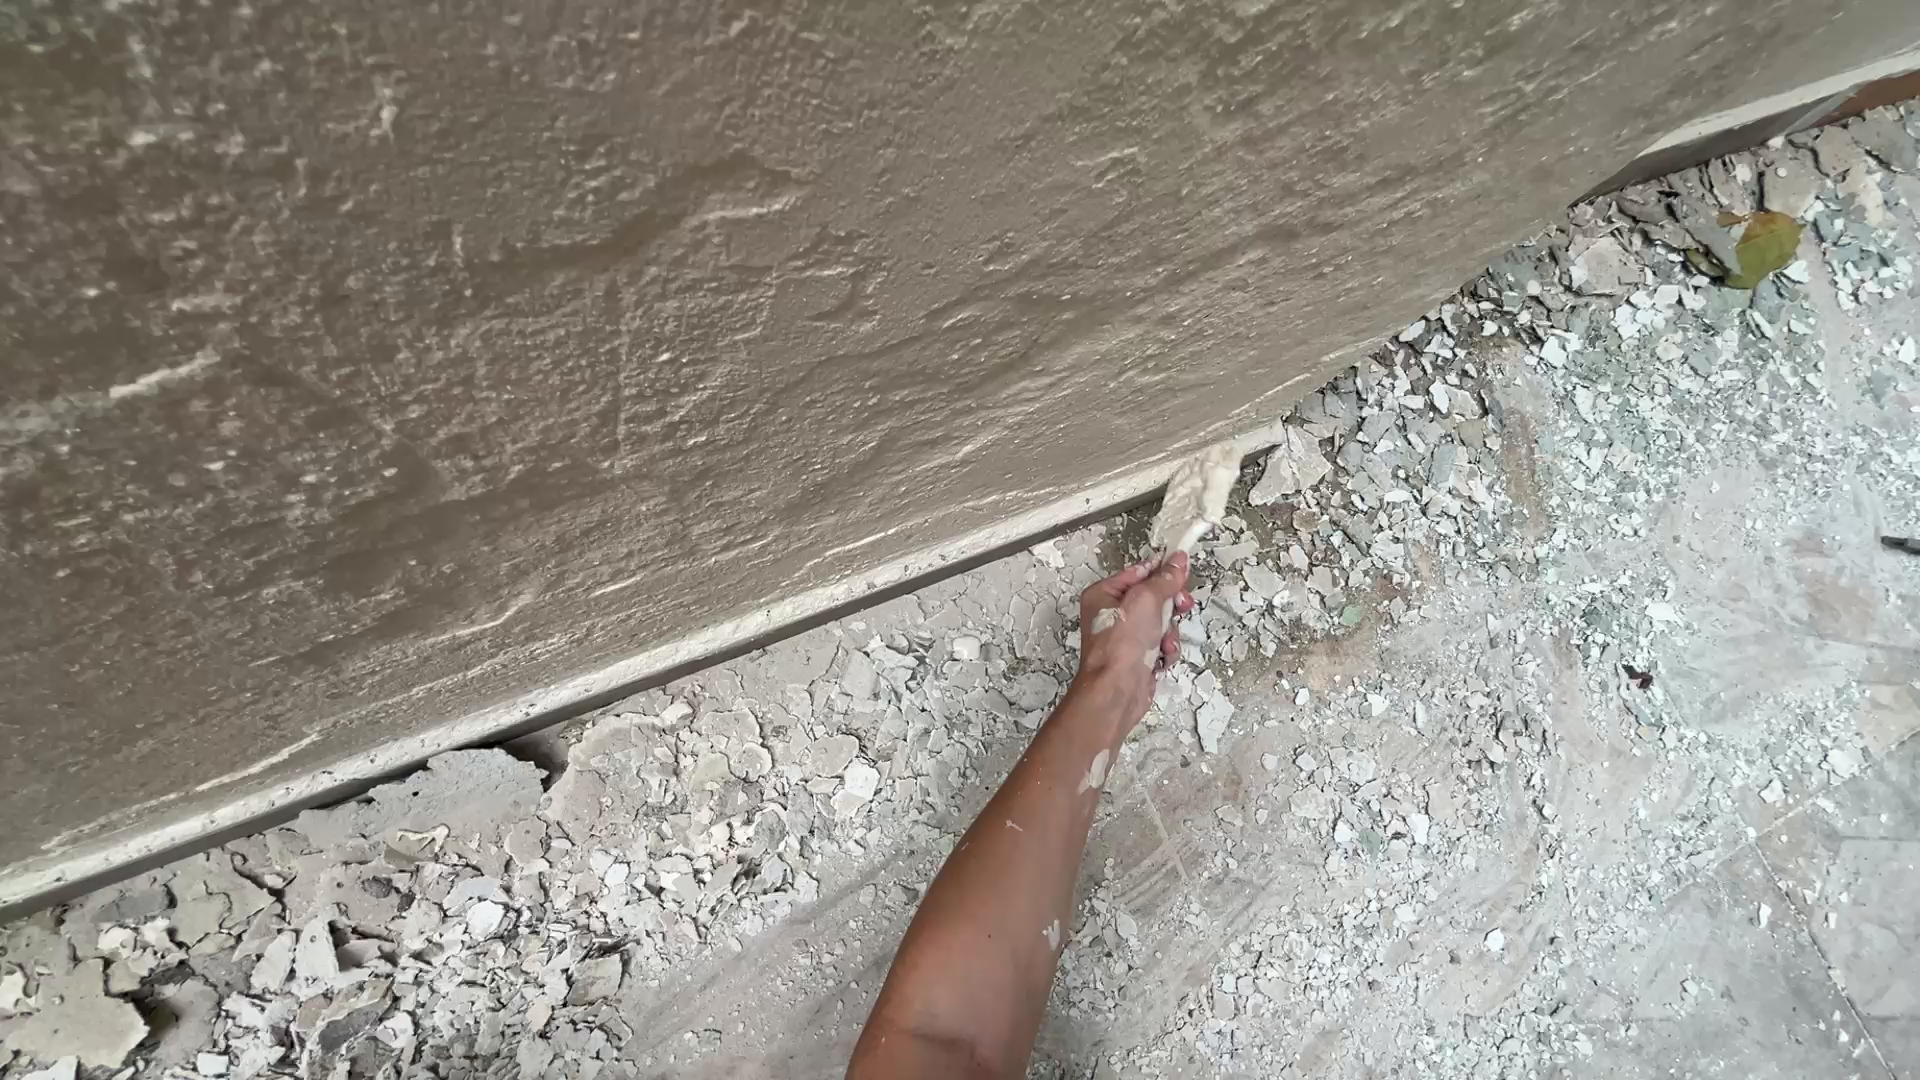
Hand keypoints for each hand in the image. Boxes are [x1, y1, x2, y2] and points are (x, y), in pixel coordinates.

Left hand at [1070, 552, 1193, 732]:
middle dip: (1170, 606)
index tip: (1184, 568)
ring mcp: (1126, 637)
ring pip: (1162, 622)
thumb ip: (1164, 579)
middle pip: (1154, 598)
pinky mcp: (1139, 657)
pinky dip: (1166, 650)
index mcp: (1104, 594)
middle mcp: (1112, 614)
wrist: (1118, 690)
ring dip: (1169, 632)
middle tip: (1180, 606)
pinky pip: (1162, 644)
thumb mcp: (1146, 600)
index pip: (1139, 572)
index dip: (1162, 571)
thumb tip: (1178, 560)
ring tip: (1164, 641)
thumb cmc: (1120, 644)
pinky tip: (1162, 657)